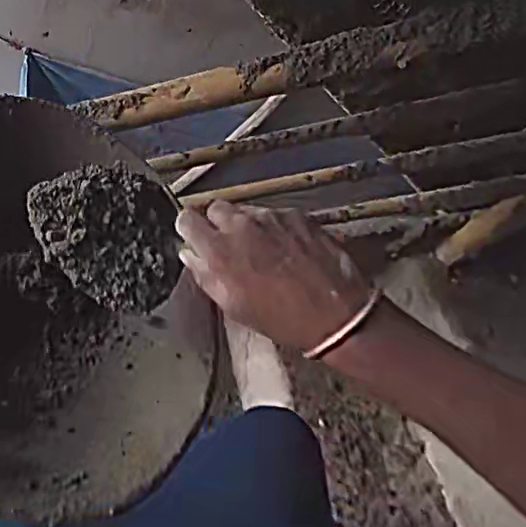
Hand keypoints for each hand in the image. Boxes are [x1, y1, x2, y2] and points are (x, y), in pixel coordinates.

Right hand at [176, 200, 376, 355]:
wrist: (339, 316)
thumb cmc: (281, 318)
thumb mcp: (232, 305)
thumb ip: (204, 274)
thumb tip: (191, 254)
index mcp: (218, 249)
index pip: (186, 218)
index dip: (190, 227)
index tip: (196, 235)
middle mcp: (240, 225)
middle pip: (215, 208)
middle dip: (219, 223)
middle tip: (232, 245)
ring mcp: (269, 217)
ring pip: (245, 210)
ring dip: (247, 225)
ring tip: (264, 250)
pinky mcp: (296, 214)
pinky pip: (274, 214)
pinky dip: (275, 227)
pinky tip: (287, 249)